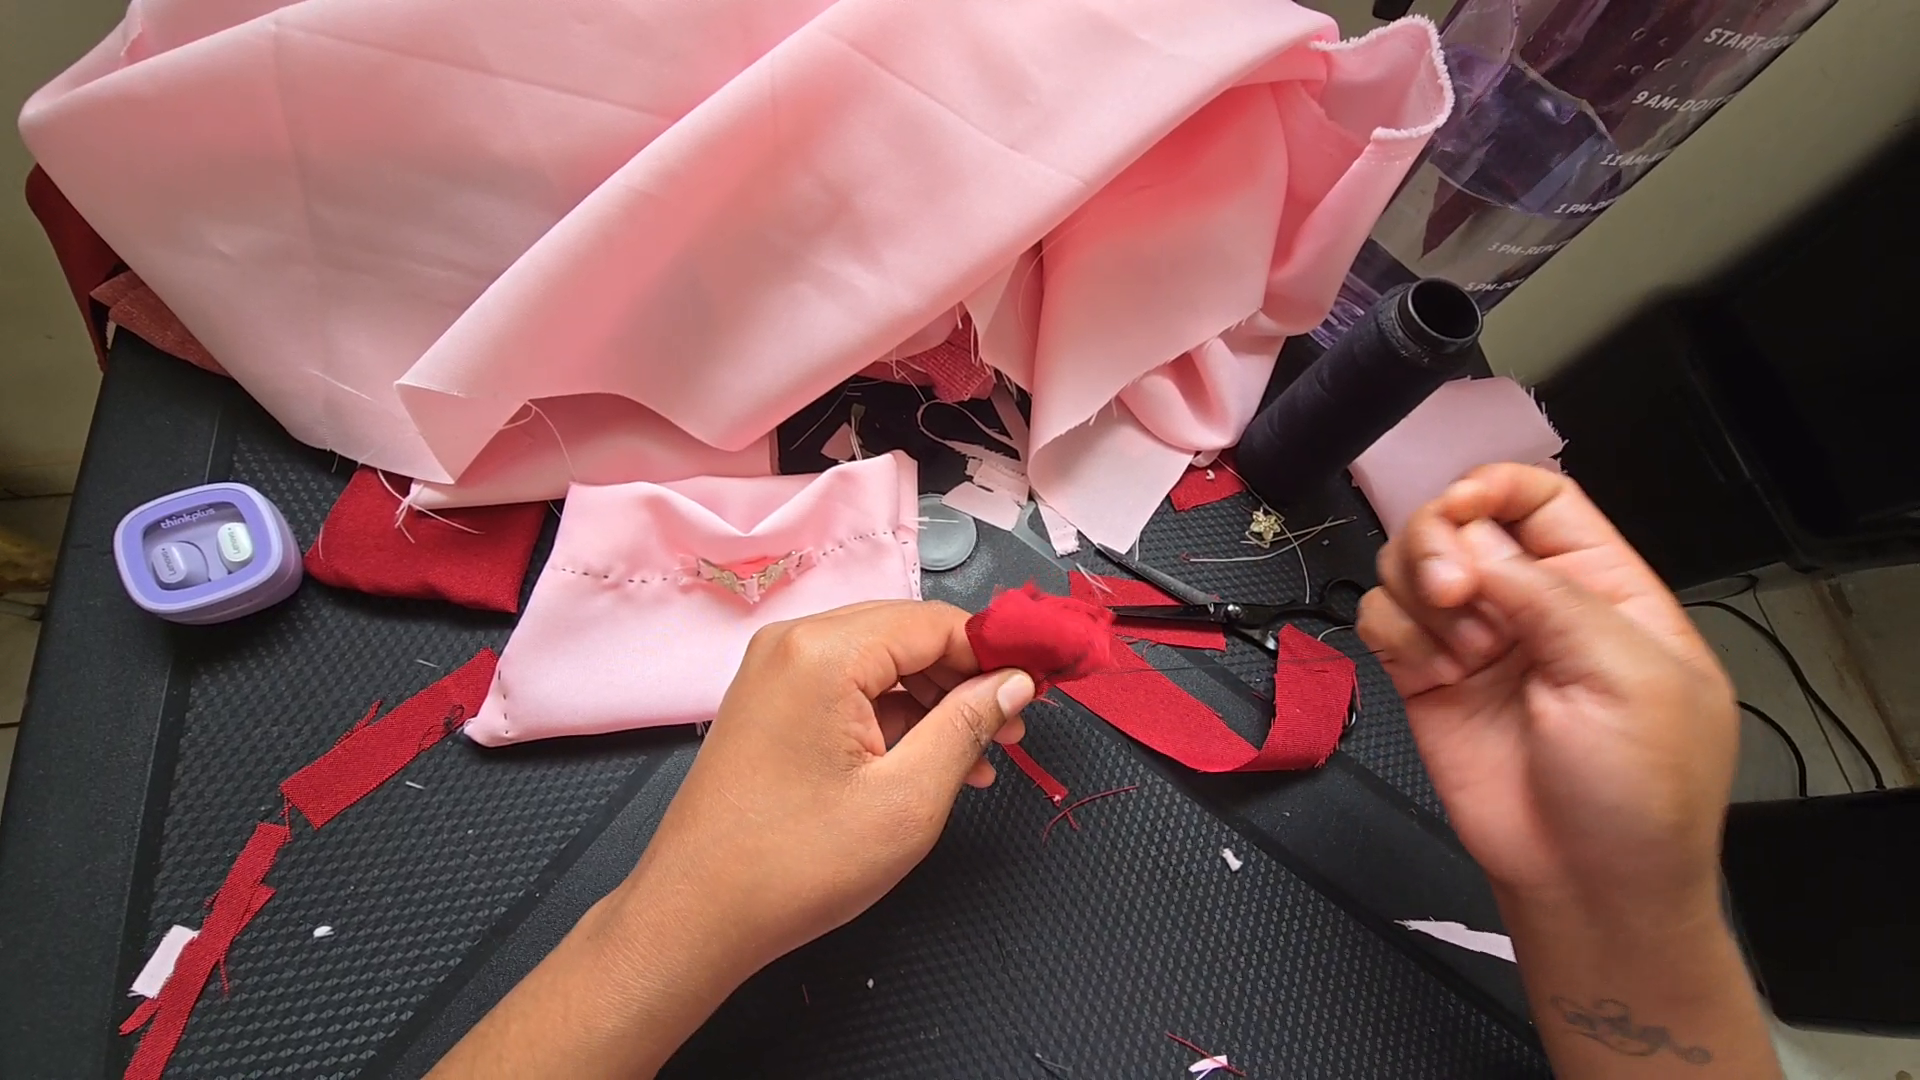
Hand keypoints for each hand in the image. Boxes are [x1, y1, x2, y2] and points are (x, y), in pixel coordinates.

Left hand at [431, 601, 1035, 1079]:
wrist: (692, 919)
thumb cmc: (800, 863)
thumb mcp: (907, 799)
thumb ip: (968, 726)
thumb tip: (1017, 681)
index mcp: (824, 650)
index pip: (934, 623)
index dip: (993, 653)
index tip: (1036, 690)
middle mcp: (796, 640)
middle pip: (906, 636)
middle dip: (964, 679)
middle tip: (1010, 730)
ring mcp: (777, 667)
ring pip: (880, 661)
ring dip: (932, 701)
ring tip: (977, 756)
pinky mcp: (772, 697)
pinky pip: (849, 685)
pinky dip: (893, 714)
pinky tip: (928, 758)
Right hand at [1356, 464, 1737, 920]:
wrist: (1577, 875)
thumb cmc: (1638, 788)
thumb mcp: (1629, 680)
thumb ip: (1549, 597)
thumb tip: (1471, 540)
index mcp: (1596, 586)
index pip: (1537, 498)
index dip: (1490, 487)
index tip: (1458, 509)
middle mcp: (1523, 599)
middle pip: (1452, 523)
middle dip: (1437, 546)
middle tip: (1453, 594)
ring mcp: (1466, 633)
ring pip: (1405, 566)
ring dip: (1417, 599)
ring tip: (1458, 656)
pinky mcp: (1418, 667)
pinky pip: (1378, 616)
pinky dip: (1392, 635)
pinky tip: (1431, 675)